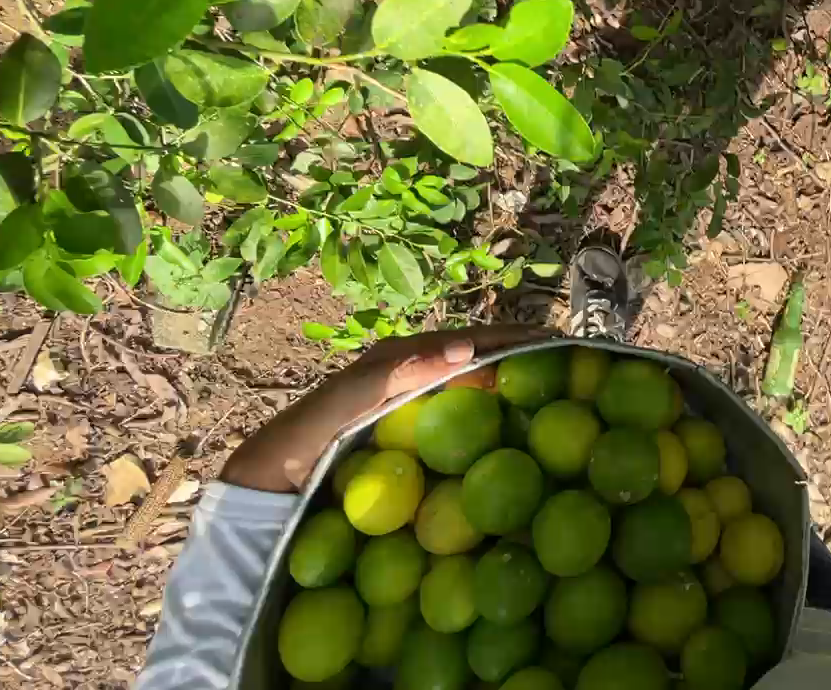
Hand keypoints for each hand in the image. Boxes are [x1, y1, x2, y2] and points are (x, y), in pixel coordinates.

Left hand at [218, 326, 550, 492]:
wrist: (258, 492)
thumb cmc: (293, 448)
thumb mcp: (333, 409)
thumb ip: (386, 378)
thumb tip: (466, 349)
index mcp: (399, 360)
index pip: (468, 341)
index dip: (512, 338)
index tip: (557, 342)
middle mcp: (410, 375)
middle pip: (477, 359)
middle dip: (523, 355)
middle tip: (572, 364)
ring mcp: (411, 407)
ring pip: (473, 386)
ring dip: (513, 382)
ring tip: (556, 391)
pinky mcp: (409, 436)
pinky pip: (460, 419)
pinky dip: (492, 414)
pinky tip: (514, 431)